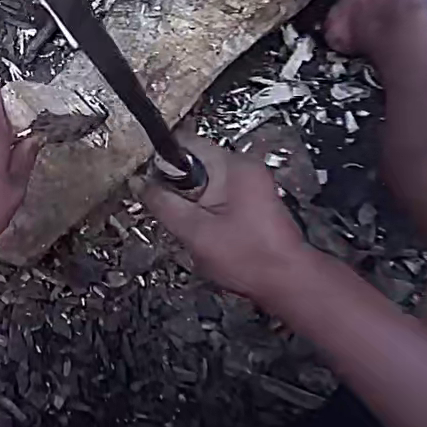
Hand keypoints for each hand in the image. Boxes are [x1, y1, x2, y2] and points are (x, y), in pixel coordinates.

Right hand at [139, 134, 312, 299]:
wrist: (288, 283)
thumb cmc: (247, 258)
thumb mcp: (194, 231)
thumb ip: (162, 203)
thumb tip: (138, 182)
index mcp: (231, 165)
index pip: (184, 143)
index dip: (160, 160)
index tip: (147, 182)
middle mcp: (242, 165)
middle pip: (191, 161)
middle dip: (174, 185)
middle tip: (170, 212)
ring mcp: (248, 181)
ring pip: (200, 178)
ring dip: (187, 199)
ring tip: (188, 225)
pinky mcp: (250, 197)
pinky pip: (214, 190)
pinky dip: (202, 206)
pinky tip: (203, 229)